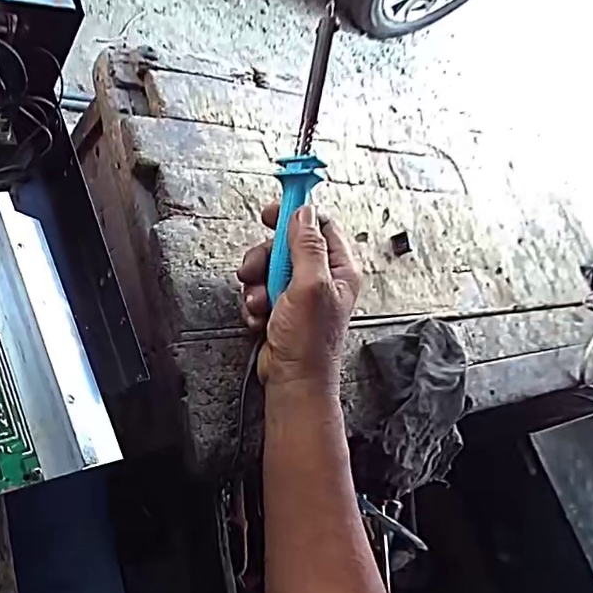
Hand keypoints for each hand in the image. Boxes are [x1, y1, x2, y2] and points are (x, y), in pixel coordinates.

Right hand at [238, 201, 360, 389]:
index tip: (271, 212)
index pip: (318, 226)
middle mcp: (320, 280)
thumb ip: (306, 246)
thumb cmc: (309, 343)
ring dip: (256, 286)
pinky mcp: (279, 310)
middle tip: (256, 270)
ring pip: (267, 270)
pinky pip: (259, 292)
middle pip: (286, 247)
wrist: (292, 380)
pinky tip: (260, 318)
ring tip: (260, 304)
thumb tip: (303, 213)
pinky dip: (254, 305)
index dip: (294, 215)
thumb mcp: (310, 286)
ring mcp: (298, 296)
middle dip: (265, 259)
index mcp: (338, 269)